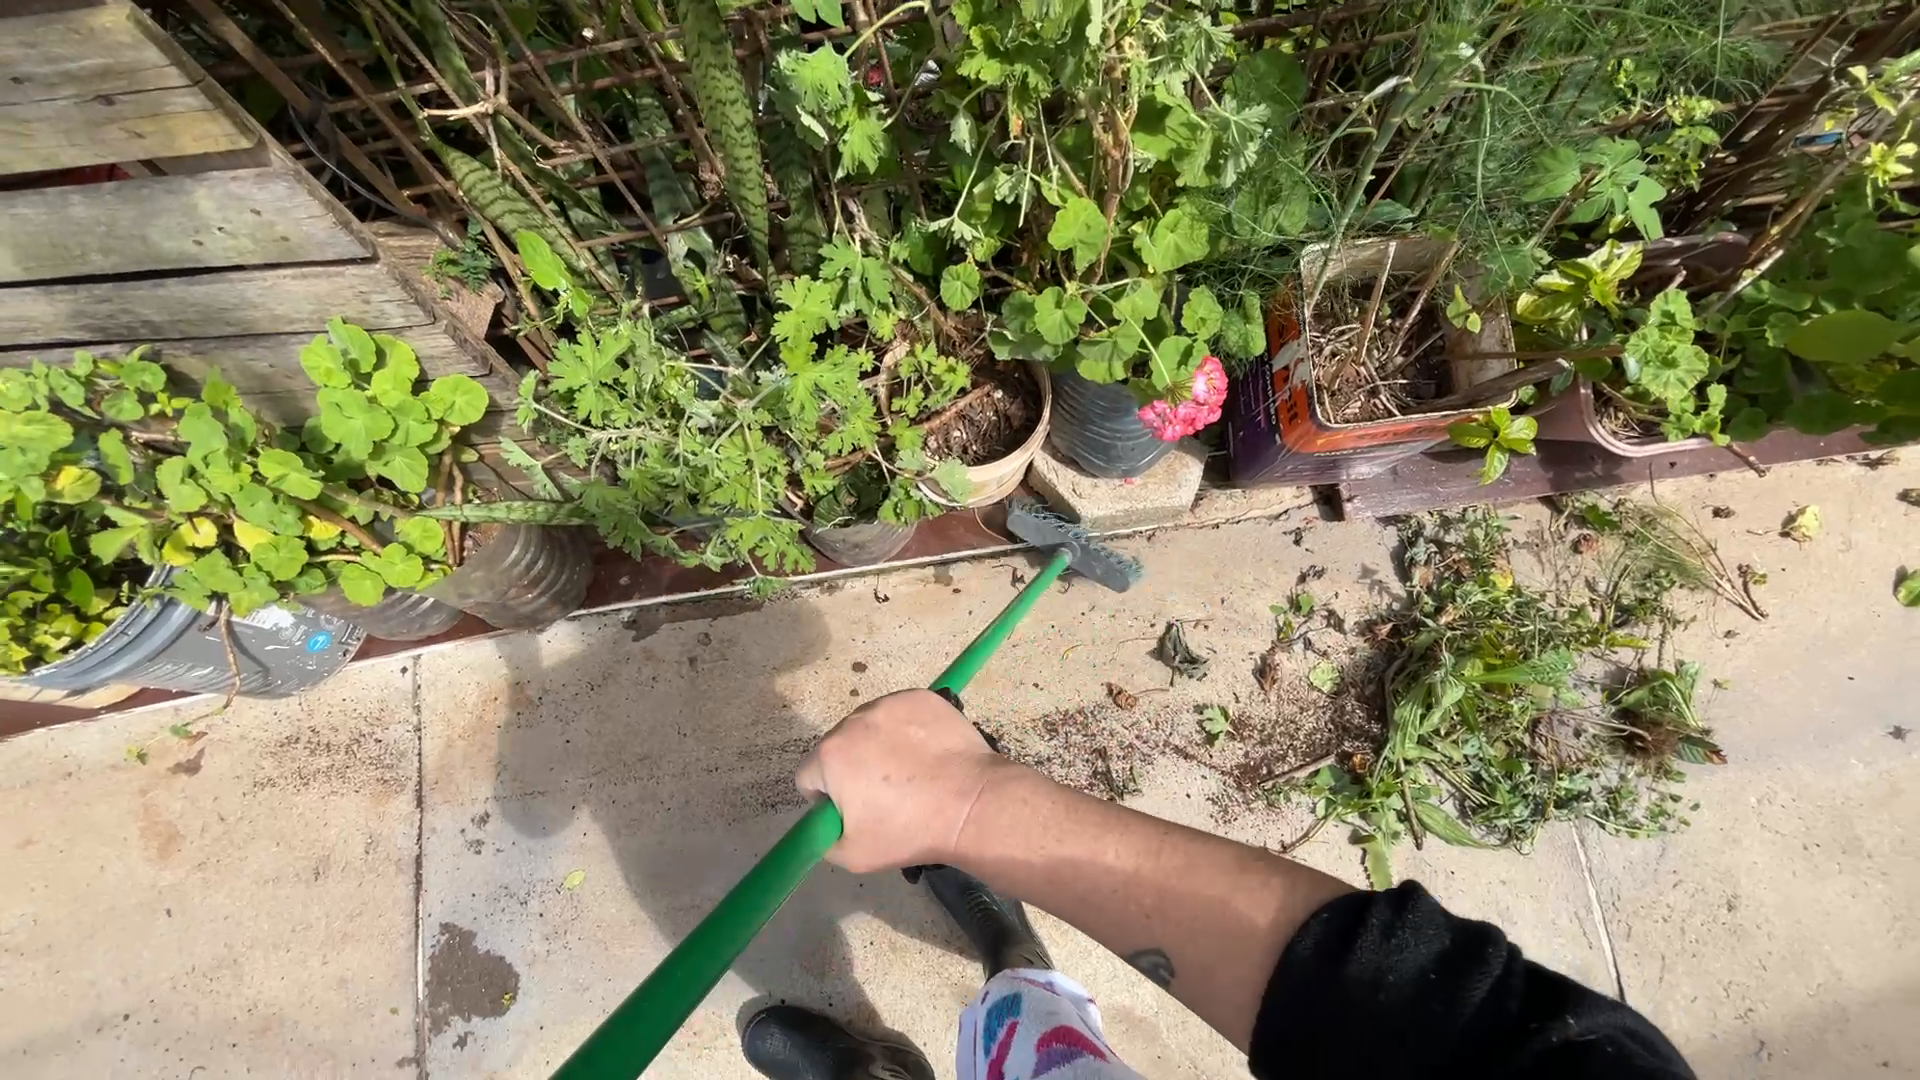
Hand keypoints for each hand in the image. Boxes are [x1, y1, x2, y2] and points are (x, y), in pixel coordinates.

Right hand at [795, 689, 1016, 872]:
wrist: (972, 801)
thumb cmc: (910, 830)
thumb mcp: (852, 855)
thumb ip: (823, 839)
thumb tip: (828, 820)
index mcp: (830, 754)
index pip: (808, 775)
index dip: (826, 798)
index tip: (854, 810)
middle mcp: (854, 719)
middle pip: (839, 746)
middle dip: (853, 768)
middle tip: (886, 794)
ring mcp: (891, 703)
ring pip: (870, 727)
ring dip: (880, 745)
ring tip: (911, 771)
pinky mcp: (921, 696)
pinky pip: (901, 713)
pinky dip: (908, 729)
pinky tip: (928, 752)